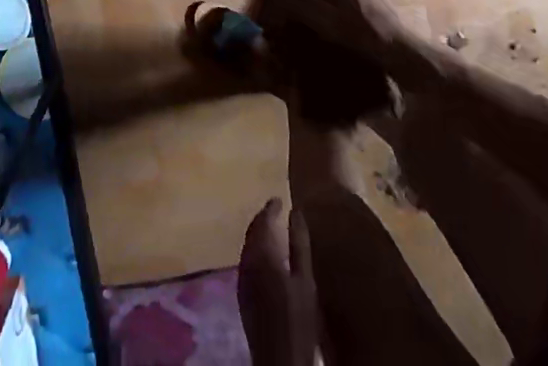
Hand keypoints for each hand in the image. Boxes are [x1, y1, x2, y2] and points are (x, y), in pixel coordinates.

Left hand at [237, 199, 318, 365]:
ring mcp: (242, 280)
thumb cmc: (298, 319)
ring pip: (247, 247)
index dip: (270, 208)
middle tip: (274, 210)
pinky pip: (246, 261)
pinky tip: (267, 256)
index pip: (262, 222)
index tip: (278, 198)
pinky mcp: (243, 295)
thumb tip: (296, 212)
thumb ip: (299, 245)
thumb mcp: (305, 280)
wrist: (279, 359)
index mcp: (261, 255)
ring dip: (258, 235)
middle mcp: (246, 262)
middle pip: (251, 233)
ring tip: (273, 229)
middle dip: (262, 219)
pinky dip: (255, 250)